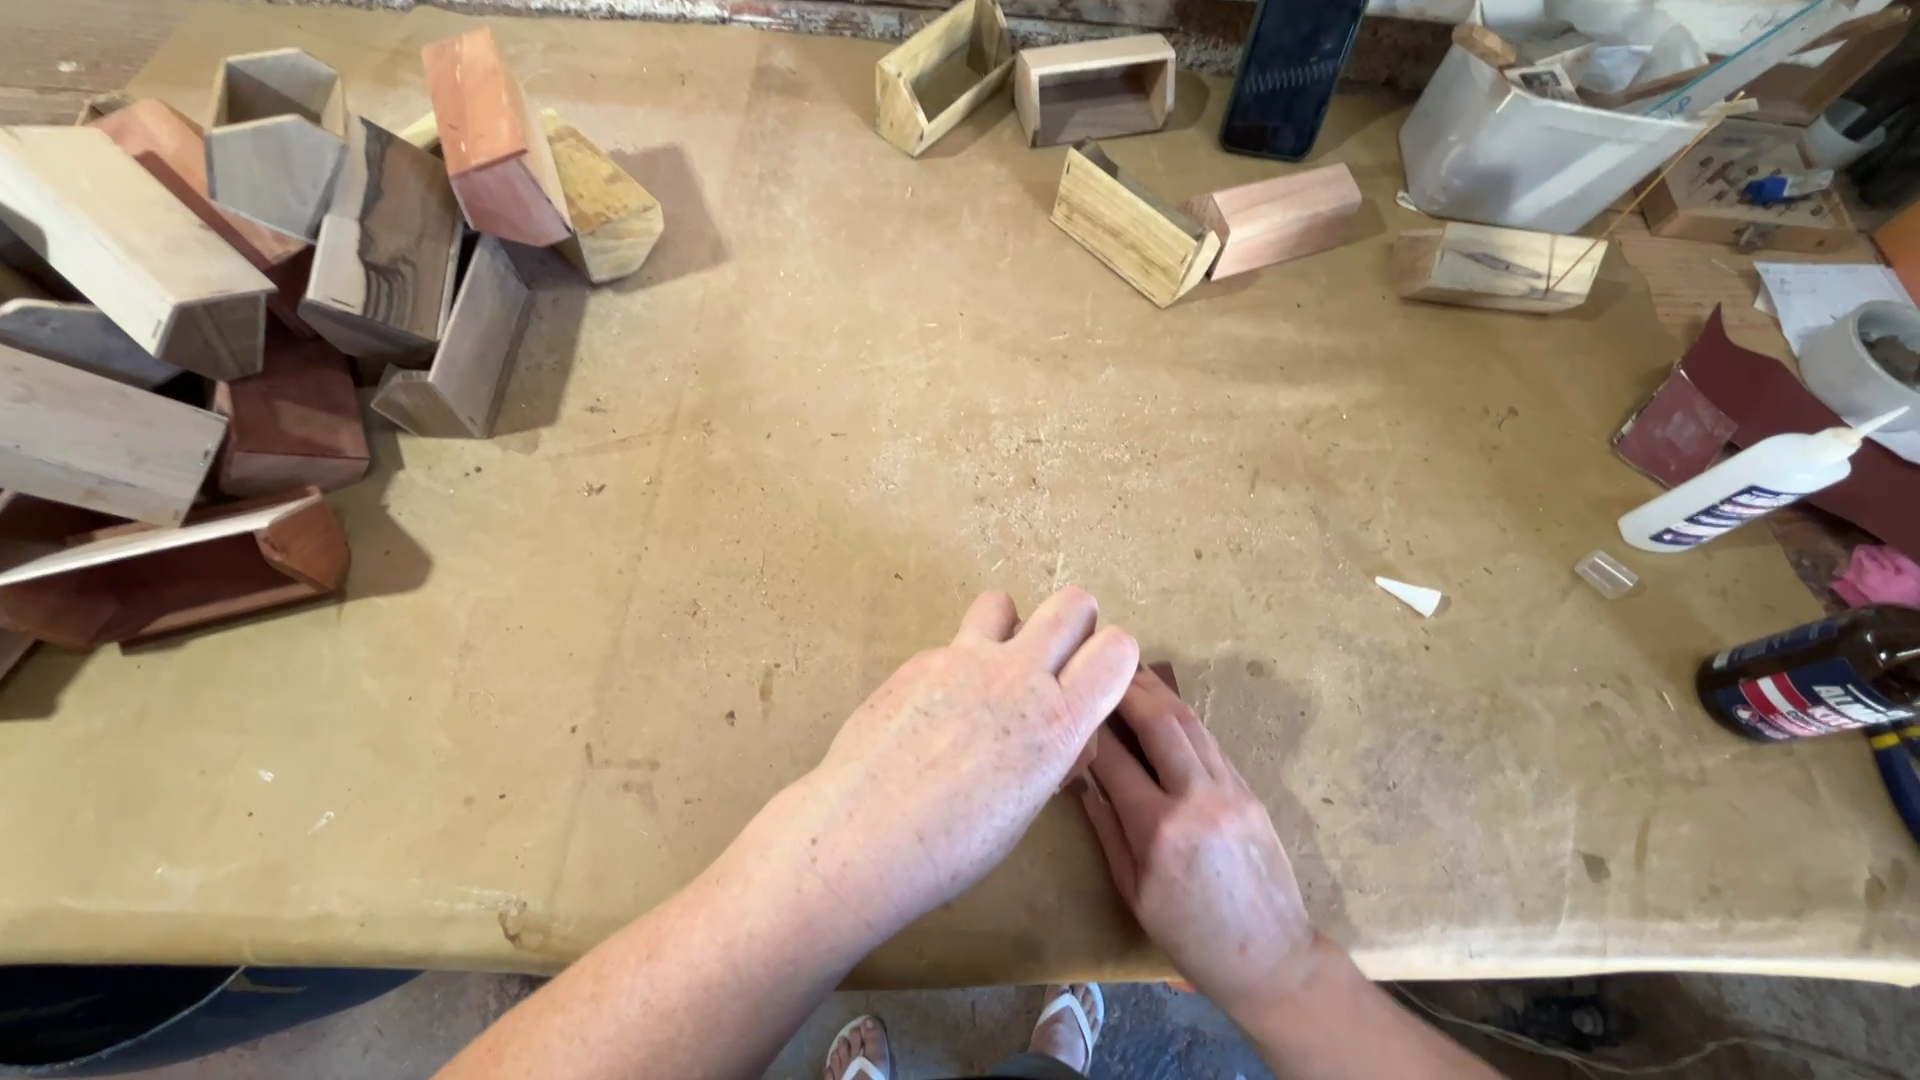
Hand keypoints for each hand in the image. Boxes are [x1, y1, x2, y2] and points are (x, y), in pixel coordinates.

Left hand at [798, 587, 1137, 934]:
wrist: (863, 835)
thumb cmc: (954, 846)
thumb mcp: (1026, 806)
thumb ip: (1053, 752)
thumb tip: (1063, 731)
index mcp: (1056, 720)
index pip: (1118, 649)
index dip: (1114, 659)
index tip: (1095, 679)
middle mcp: (1016, 675)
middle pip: (1072, 603)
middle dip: (1075, 623)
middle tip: (1054, 660)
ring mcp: (962, 659)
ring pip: (1004, 602)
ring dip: (1009, 627)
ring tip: (989, 672)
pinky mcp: (919, 660)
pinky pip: (953, 645)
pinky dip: (955, 668)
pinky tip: (930, 713)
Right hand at [1080, 666, 1317, 1022]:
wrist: (1270, 957)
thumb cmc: (1189, 935)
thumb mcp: (1132, 890)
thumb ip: (1106, 828)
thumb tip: (1081, 779)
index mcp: (1158, 831)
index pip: (1113, 758)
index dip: (1088, 725)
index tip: (1069, 700)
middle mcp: (1196, 800)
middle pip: (1158, 721)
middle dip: (1126, 686)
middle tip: (1099, 660)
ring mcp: (1229, 791)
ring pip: (1189, 722)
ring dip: (1157, 691)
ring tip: (1128, 670)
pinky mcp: (1249, 790)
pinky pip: (1209, 741)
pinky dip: (1182, 717)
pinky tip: (1162, 705)